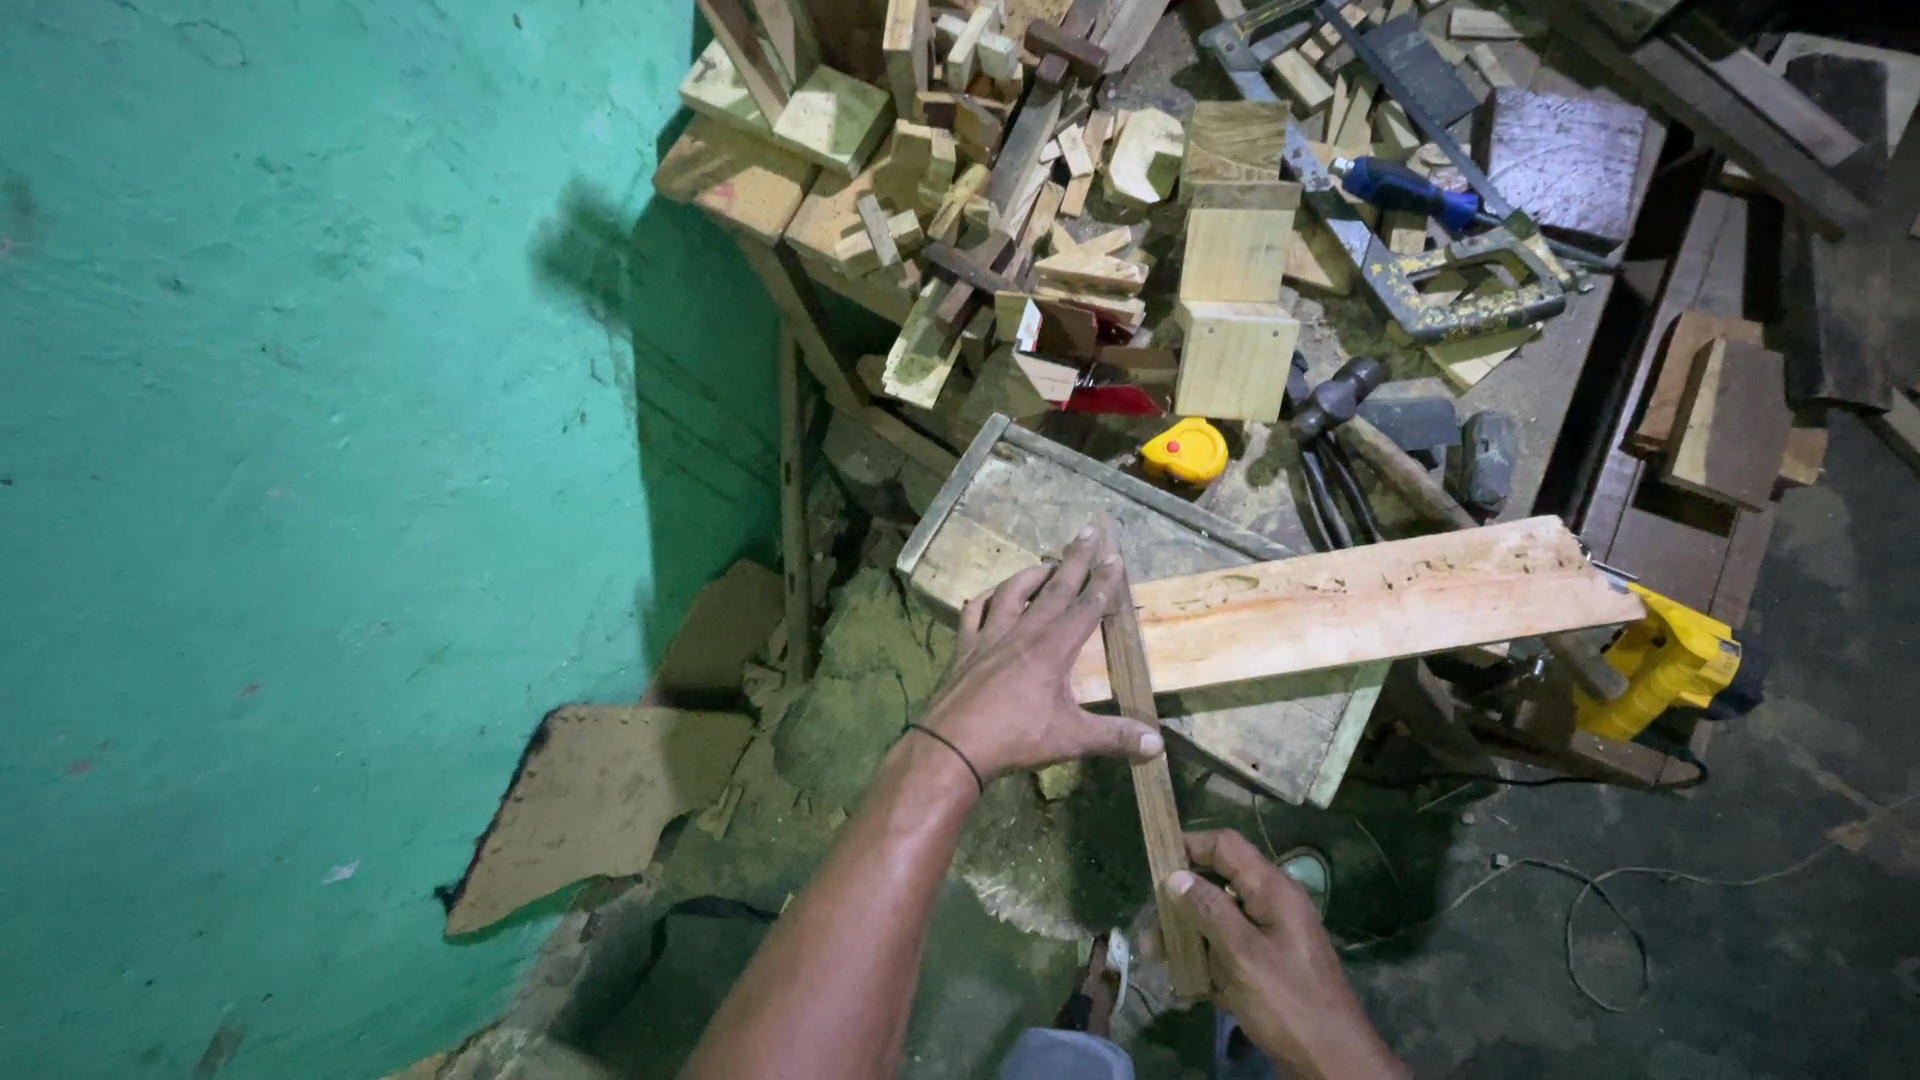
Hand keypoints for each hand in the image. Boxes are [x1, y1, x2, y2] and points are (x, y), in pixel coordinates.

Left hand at [918, 523, 1162, 779]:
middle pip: (1054, 589)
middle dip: (1075, 560)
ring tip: (1046, 563)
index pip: (1085, 607)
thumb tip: (1157, 745)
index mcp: (1052, 649)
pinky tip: (990, 595)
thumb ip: (1114, 737)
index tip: (1115, 556)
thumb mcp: (1071, 739)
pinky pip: (974, 613)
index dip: (1103, 582)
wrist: (952, 743)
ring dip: (1032, 574)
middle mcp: (1023, 632)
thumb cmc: (1015, 737)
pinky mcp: (965, 647)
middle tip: (1088, 532)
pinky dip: (985, 599)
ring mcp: (989, 636)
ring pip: (1012, 592)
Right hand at [1166, 831, 1408, 1079]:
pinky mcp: (1268, 962)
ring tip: (1155, 955)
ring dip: (1187, 932)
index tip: (1155, 861)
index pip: (1225, 846)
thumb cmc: (1289, 1003)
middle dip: (1180, 900)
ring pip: (1218, 917)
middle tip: (1151, 923)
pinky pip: (1228, 945)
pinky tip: (1184, 981)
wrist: (1336, 1065)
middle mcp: (1272, 904)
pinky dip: (1205, 956)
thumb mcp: (1242, 954)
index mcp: (1272, 890)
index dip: (1189, 845)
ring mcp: (1271, 934)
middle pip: (1217, 882)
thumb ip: (1208, 910)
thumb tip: (1175, 876)